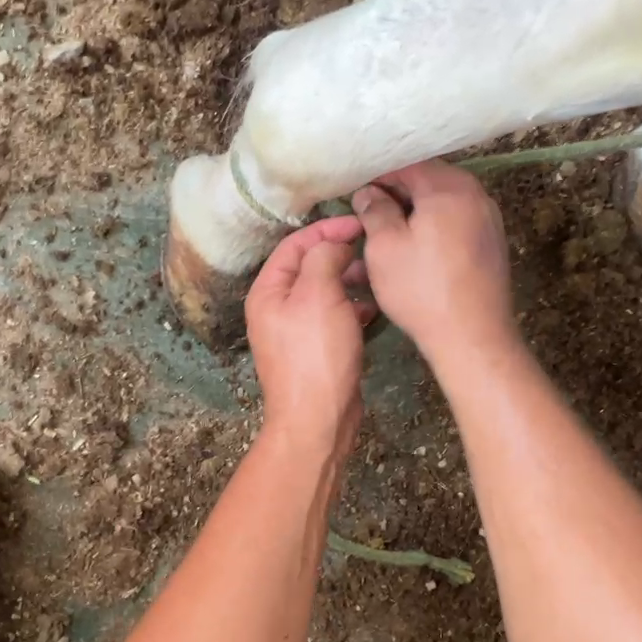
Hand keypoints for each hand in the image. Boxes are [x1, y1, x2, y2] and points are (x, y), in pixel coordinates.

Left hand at [245, 215, 374, 454]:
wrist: (317, 419)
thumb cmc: (315, 354)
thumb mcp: (318, 294)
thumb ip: (324, 258)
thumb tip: (335, 245)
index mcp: (267, 291)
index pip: (294, 244)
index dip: (327, 228)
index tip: (360, 222)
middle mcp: (276, 309)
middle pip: (308, 267)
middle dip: (339, 255)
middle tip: (371, 251)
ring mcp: (295, 332)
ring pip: (324, 293)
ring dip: (349, 281)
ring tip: (375, 278)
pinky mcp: (316, 352)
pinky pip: (334, 318)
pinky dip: (353, 309)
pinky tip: (373, 310)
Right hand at [353, 161, 518, 367]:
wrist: (472, 335)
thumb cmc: (421, 289)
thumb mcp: (384, 248)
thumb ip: (374, 211)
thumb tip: (368, 193)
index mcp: (448, 186)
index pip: (407, 164)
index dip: (378, 176)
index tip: (356, 194)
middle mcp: (475, 193)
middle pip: (429, 180)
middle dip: (397, 194)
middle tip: (368, 216)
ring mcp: (488, 218)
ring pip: (443, 203)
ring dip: (415, 213)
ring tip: (389, 235)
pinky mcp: (491, 243)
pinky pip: (456, 222)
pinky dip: (434, 228)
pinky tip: (417, 250)